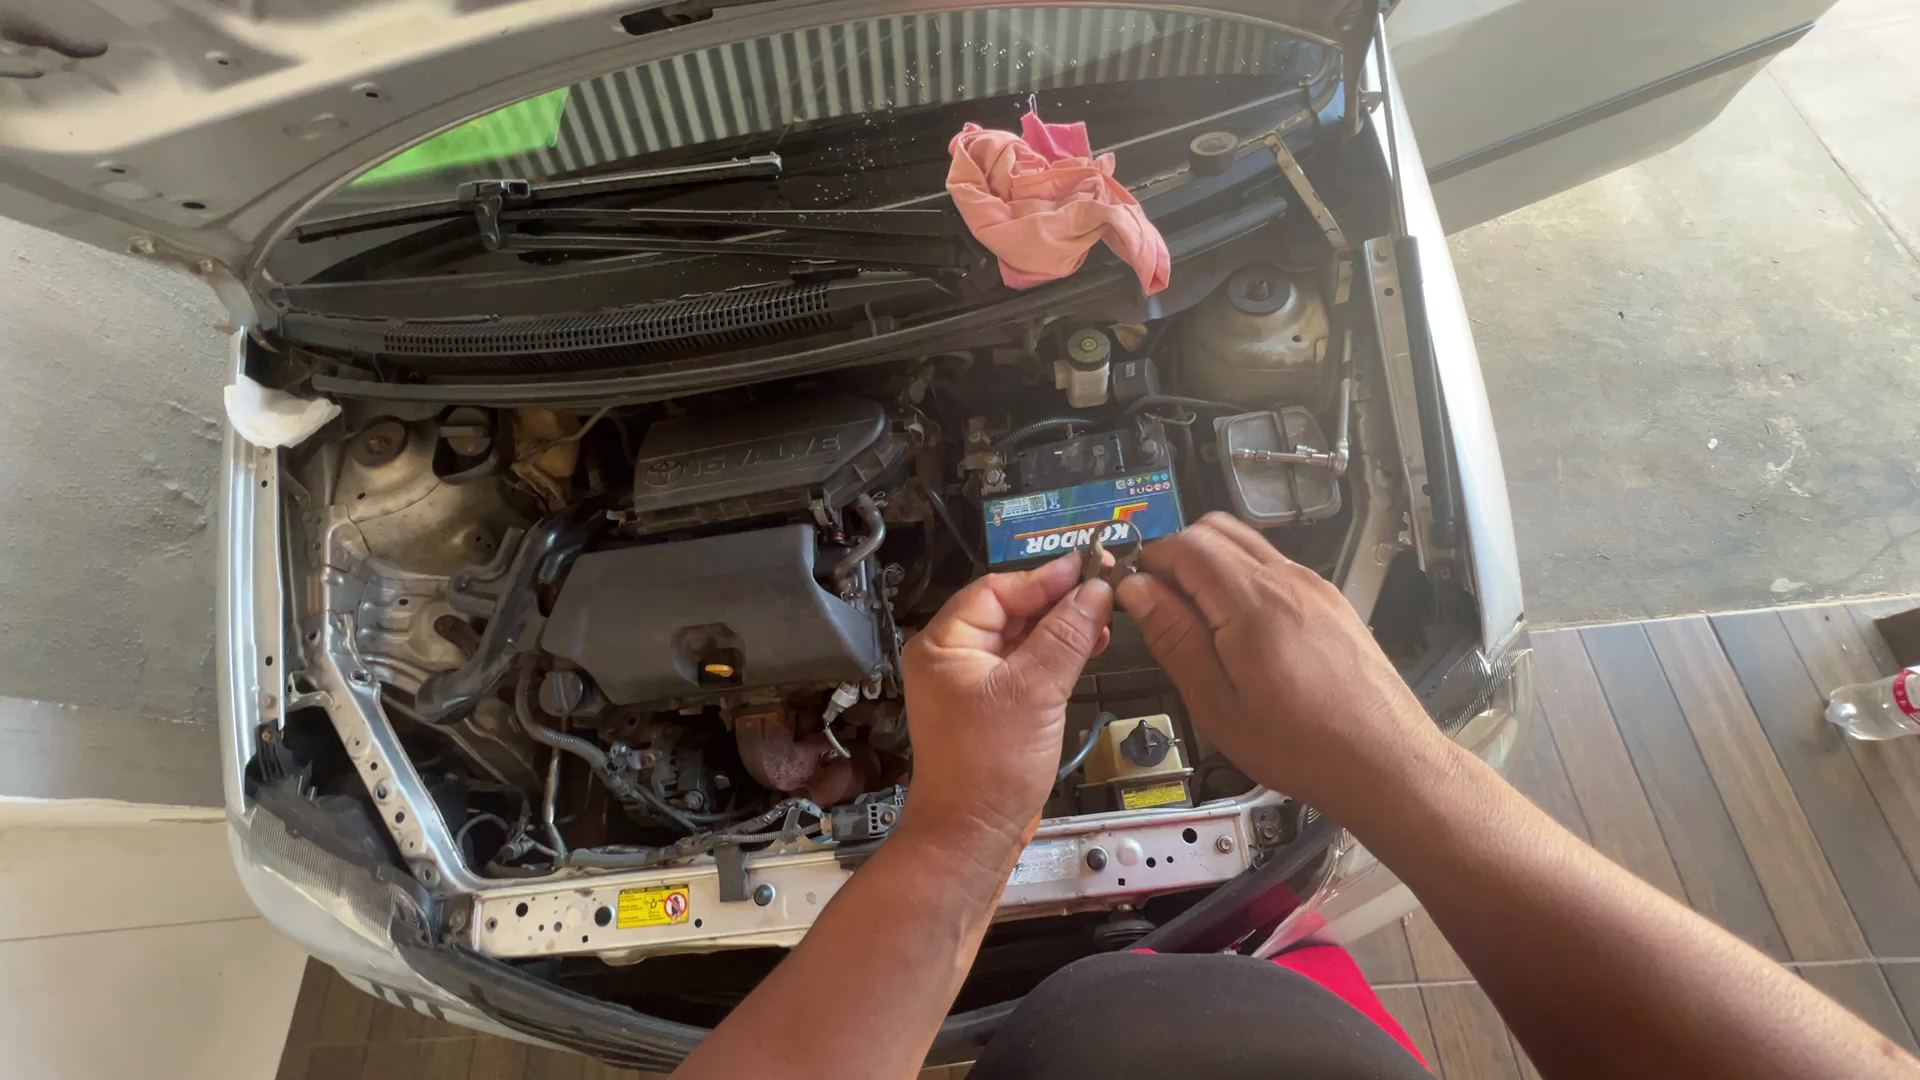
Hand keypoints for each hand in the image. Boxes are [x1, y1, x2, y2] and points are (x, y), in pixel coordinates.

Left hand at [901, 555, 1113, 856]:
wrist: (974, 834)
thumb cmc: (989, 766)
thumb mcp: (1034, 691)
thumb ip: (1066, 635)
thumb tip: (1096, 590)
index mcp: (944, 643)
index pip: (996, 590)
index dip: (1044, 577)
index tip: (1088, 567)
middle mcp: (953, 655)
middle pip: (1010, 609)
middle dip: (1057, 600)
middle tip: (1103, 587)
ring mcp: (973, 680)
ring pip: (1021, 636)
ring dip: (1061, 626)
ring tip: (1103, 618)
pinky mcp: (993, 702)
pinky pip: (1026, 663)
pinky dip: (1056, 654)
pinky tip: (1087, 646)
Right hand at [1113, 513, 1445, 813]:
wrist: (1389, 765)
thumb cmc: (1299, 745)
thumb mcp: (1215, 701)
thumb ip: (1173, 636)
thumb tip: (1136, 589)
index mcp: (1253, 601)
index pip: (1186, 544)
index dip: (1150, 560)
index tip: (1135, 592)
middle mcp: (1287, 580)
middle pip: (1215, 529)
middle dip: (1176, 554)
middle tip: (1160, 602)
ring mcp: (1314, 587)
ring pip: (1245, 544)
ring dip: (1209, 564)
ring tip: (1197, 619)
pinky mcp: (1330, 602)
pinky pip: (1272, 567)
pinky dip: (1241, 578)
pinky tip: (1238, 630)